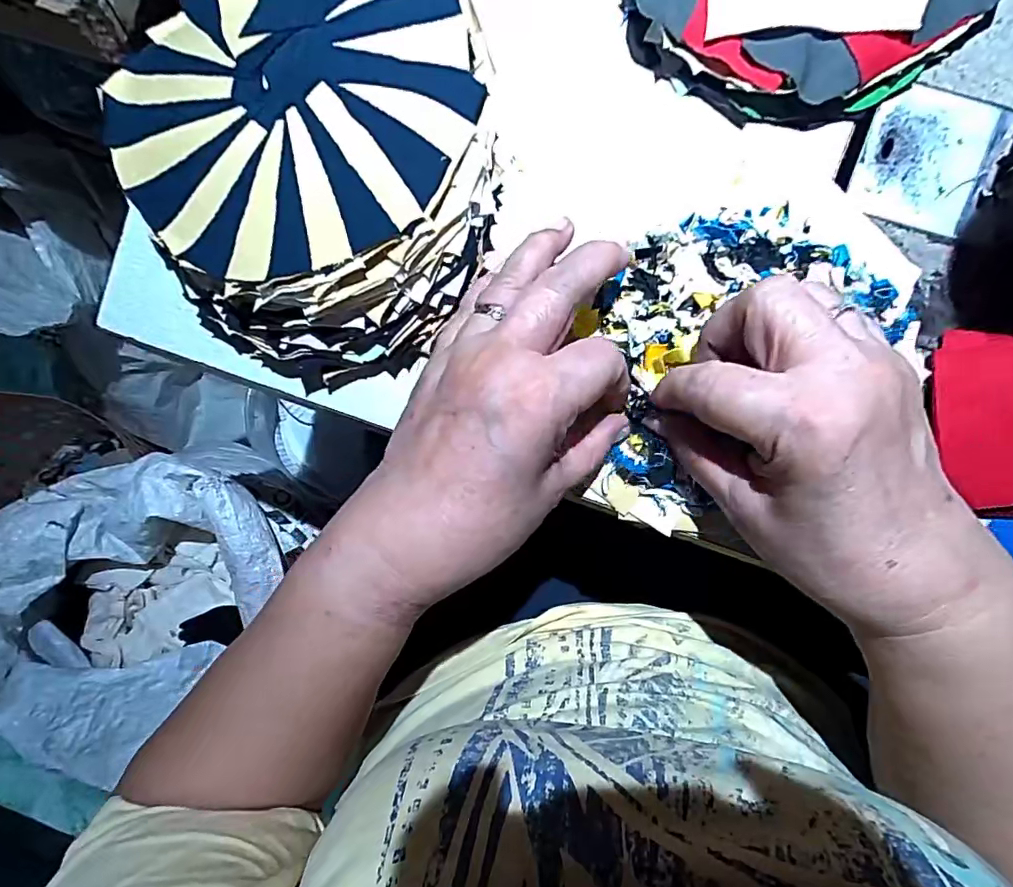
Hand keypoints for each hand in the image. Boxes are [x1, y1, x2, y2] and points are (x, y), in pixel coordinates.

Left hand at [313, 222, 630, 623]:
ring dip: (535, 253)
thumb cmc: (477, 527)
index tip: (603, 411)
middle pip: (556, 290)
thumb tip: (610, 417)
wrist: (395, 533)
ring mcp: (458, 357)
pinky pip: (462, 312)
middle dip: (592, 263)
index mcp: (539, 394)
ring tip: (560, 227)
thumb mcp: (548, 494)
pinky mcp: (431, 367)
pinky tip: (495, 277)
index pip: (601, 357)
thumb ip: (588, 446)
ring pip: (502, 287)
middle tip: (616, 248)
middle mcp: (499, 359)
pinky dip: (484, 289)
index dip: (613, 382)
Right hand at [648, 275, 1003, 639]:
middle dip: (718, 335)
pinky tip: (781, 382)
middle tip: (712, 381)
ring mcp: (877, 358)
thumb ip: (695, 449)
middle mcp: (845, 370)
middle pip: (763, 301)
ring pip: (802, 294)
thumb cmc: (821, 550)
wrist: (920, 563)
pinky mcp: (891, 361)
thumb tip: (661, 416)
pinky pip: (830, 317)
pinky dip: (792, 336)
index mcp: (802, 417)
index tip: (659, 409)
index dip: (670, 392)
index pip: (708, 379)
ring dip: (758, 328)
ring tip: (746, 377)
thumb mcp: (740, 505)